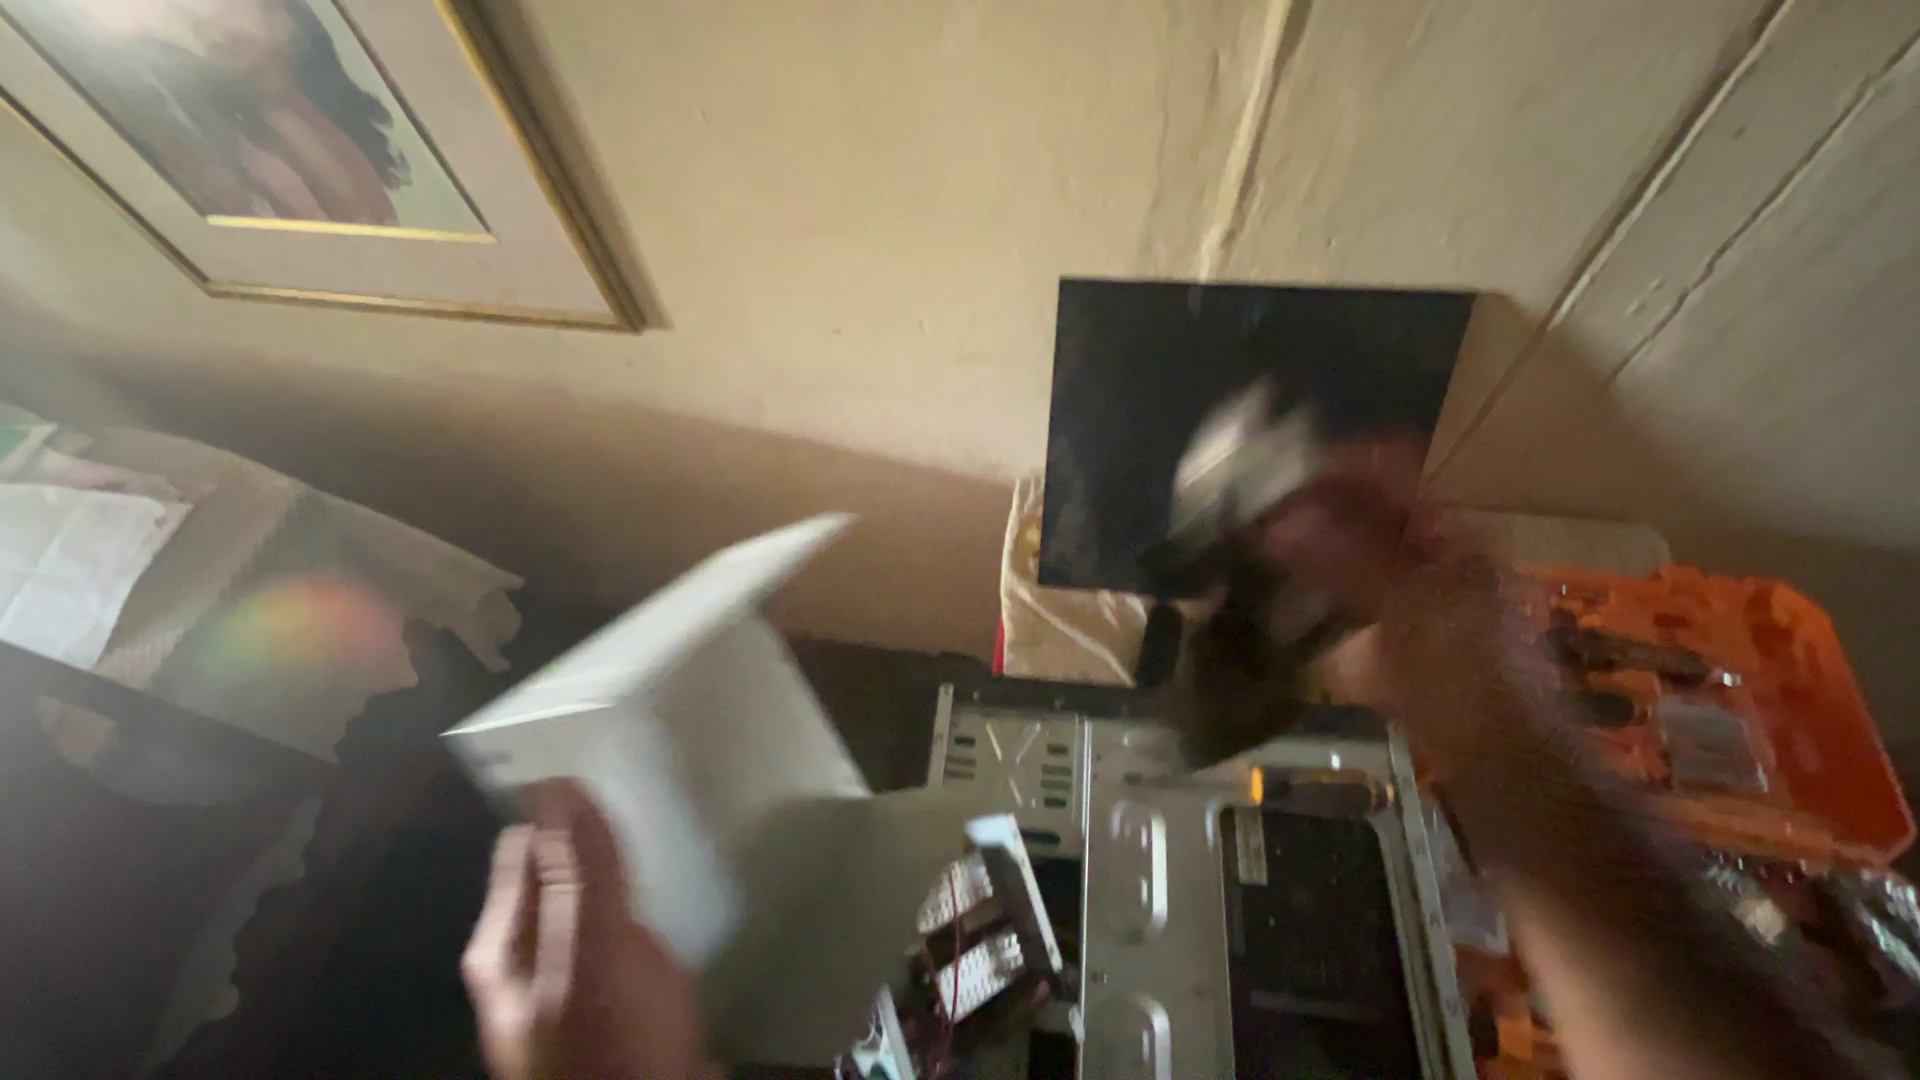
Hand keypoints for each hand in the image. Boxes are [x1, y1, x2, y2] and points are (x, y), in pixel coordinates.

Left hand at [462, 781, 718, 1079]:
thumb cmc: (612, 1040)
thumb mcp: (590, 952)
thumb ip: (576, 872)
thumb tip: (554, 785)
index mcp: (505, 943)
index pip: (524, 843)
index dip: (558, 802)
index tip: (601, 756)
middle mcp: (532, 953)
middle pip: (560, 865)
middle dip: (592, 825)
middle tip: (641, 775)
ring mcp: (578, 970)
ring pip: (596, 890)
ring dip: (621, 856)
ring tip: (664, 809)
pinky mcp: (622, 984)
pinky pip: (627, 916)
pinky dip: (643, 888)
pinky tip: (674, 873)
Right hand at [1257, 439, 1526, 756]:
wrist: (1498, 755)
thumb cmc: (1464, 675)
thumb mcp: (1407, 609)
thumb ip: (1343, 559)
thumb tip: (1277, 520)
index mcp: (1451, 534)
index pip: (1391, 472)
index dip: (1337, 465)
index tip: (1278, 472)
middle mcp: (1433, 550)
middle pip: (1366, 508)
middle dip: (1312, 504)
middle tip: (1254, 511)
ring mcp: (1413, 588)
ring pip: (1351, 546)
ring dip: (1308, 539)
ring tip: (1257, 540)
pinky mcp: (1391, 623)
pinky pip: (1345, 585)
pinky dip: (1313, 579)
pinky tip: (1280, 585)